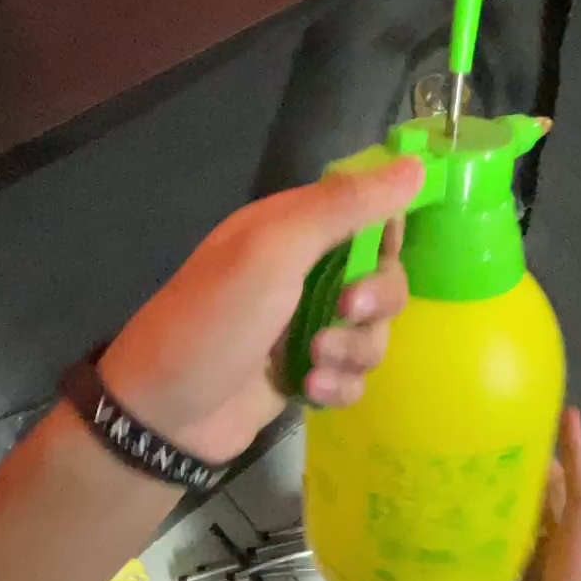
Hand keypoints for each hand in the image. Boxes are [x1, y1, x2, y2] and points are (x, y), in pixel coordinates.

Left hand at [97, 158, 423, 464]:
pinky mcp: (310, 372)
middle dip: (376, 299)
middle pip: (384, 276)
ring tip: (312, 363)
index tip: (387, 251)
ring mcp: (309, 326)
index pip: (369, 210)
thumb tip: (416, 165)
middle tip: (345, 311)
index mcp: (296, 229)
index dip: (390, 228)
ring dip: (354, 349)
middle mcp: (308, 272)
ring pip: (375, 331)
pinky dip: (340, 385)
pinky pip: (356, 375)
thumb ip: (345, 206)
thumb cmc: (215, 319)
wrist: (164, 415)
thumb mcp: (275, 249)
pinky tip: (309, 391)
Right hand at [431, 409, 580, 580]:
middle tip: (512, 423)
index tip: (570, 415)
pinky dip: (520, 518)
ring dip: (535, 484)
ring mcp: (563, 580)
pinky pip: (537, 541)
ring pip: (554, 519)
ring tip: (496, 453)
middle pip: (568, 501)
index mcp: (575, 576)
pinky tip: (487, 513)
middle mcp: (572, 568)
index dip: (580, 459)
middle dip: (550, 458)